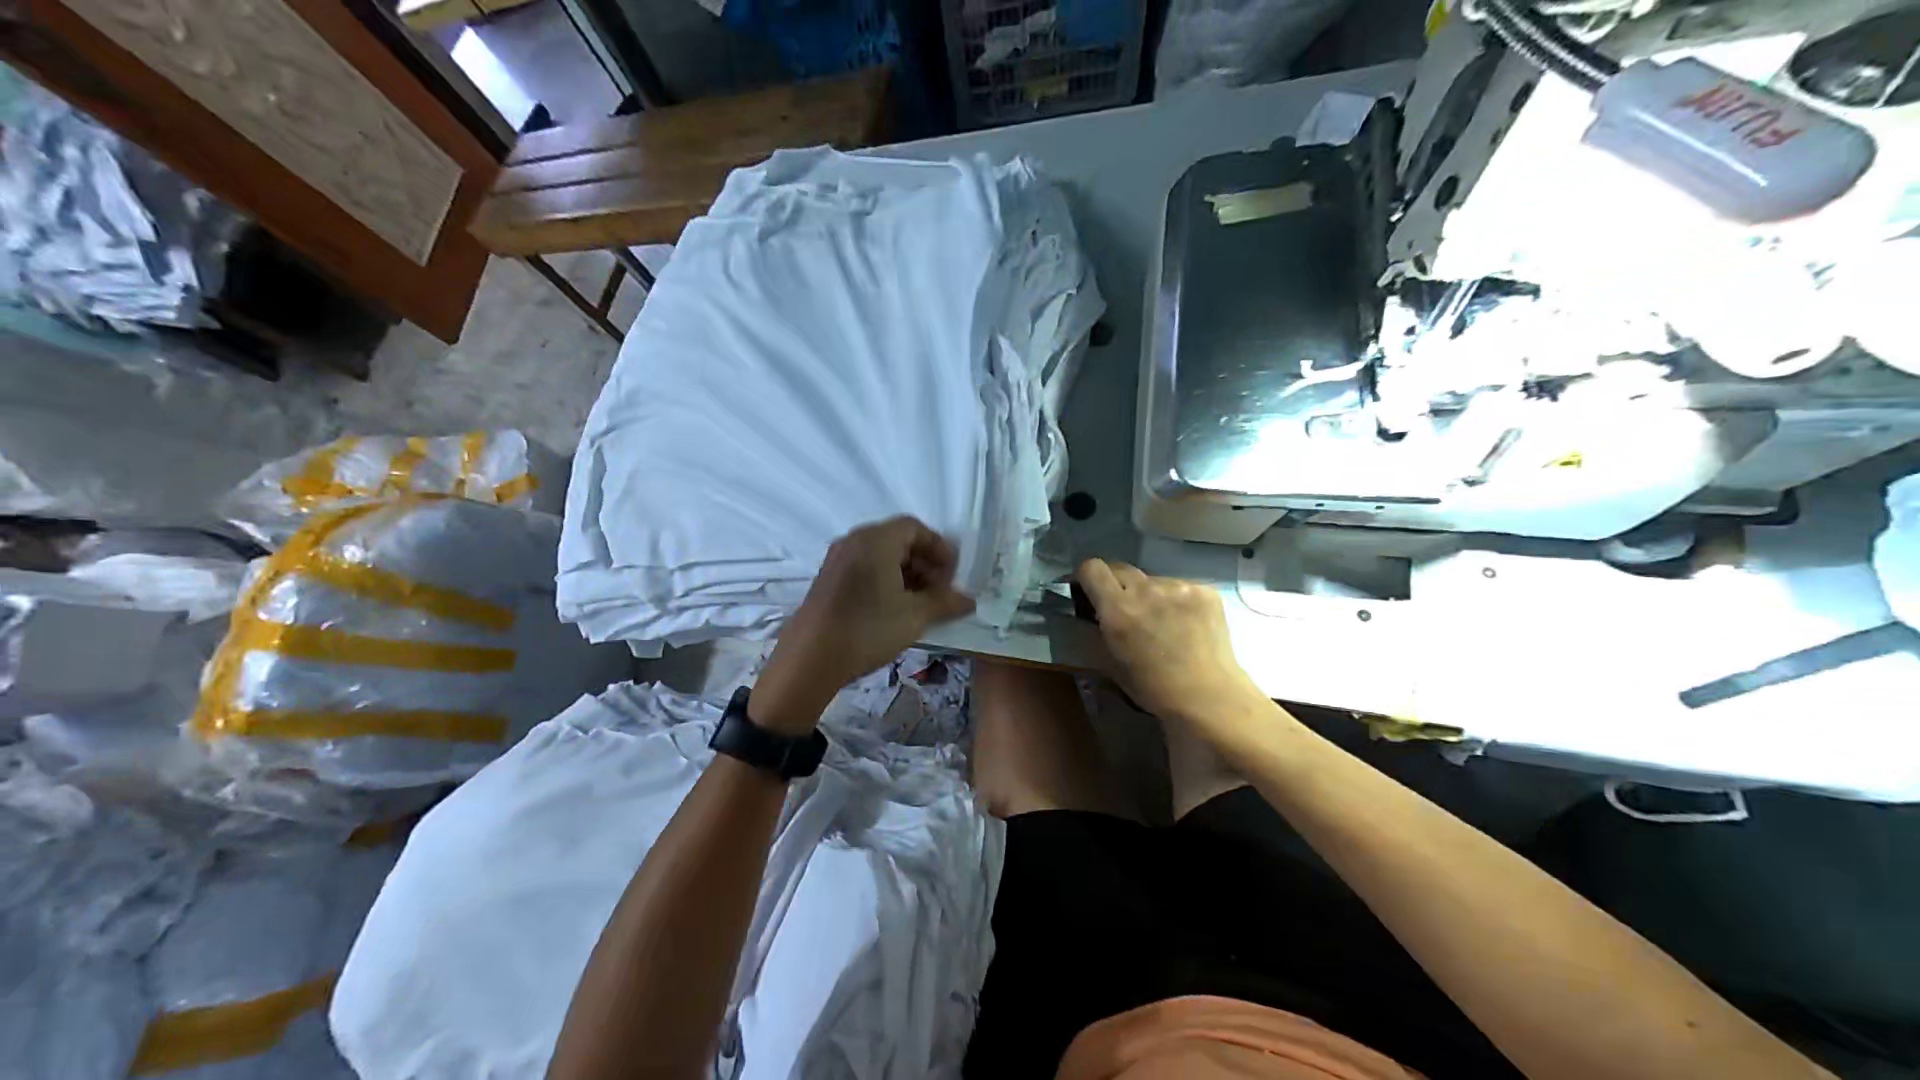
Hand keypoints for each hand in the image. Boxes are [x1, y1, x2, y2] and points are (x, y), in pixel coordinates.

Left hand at [751, 517, 974, 733]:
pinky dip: (886, 581)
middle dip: (925, 562)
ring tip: (921, 605)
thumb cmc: (867, 629)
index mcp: (876, 540)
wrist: (810, 660)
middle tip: (940, 592)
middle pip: (898, 539)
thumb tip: (969, 600)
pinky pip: (864, 568)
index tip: (952, 576)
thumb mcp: (914, 616)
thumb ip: (945, 602)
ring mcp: (837, 560)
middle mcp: (854, 542)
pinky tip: (895, 610)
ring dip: (907, 574)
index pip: (915, 528)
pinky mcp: (828, 580)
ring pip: (881, 555)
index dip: (939, 549)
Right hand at [1076, 558, 1271, 746]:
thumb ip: (1098, 629)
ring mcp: (1179, 587)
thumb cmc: (1154, 688)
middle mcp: (1147, 590)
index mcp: (1119, 609)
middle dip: (1117, 586)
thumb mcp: (1112, 661)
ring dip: (1150, 594)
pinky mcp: (1204, 590)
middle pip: (1120, 569)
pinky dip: (1176, 601)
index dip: (1087, 577)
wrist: (1210, 697)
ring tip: (1163, 622)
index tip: (1091, 592)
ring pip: (1152, 579)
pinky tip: (1186, 625)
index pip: (1092, 568)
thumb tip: (1092, 610)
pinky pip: (1179, 587)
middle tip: (1126, 610)